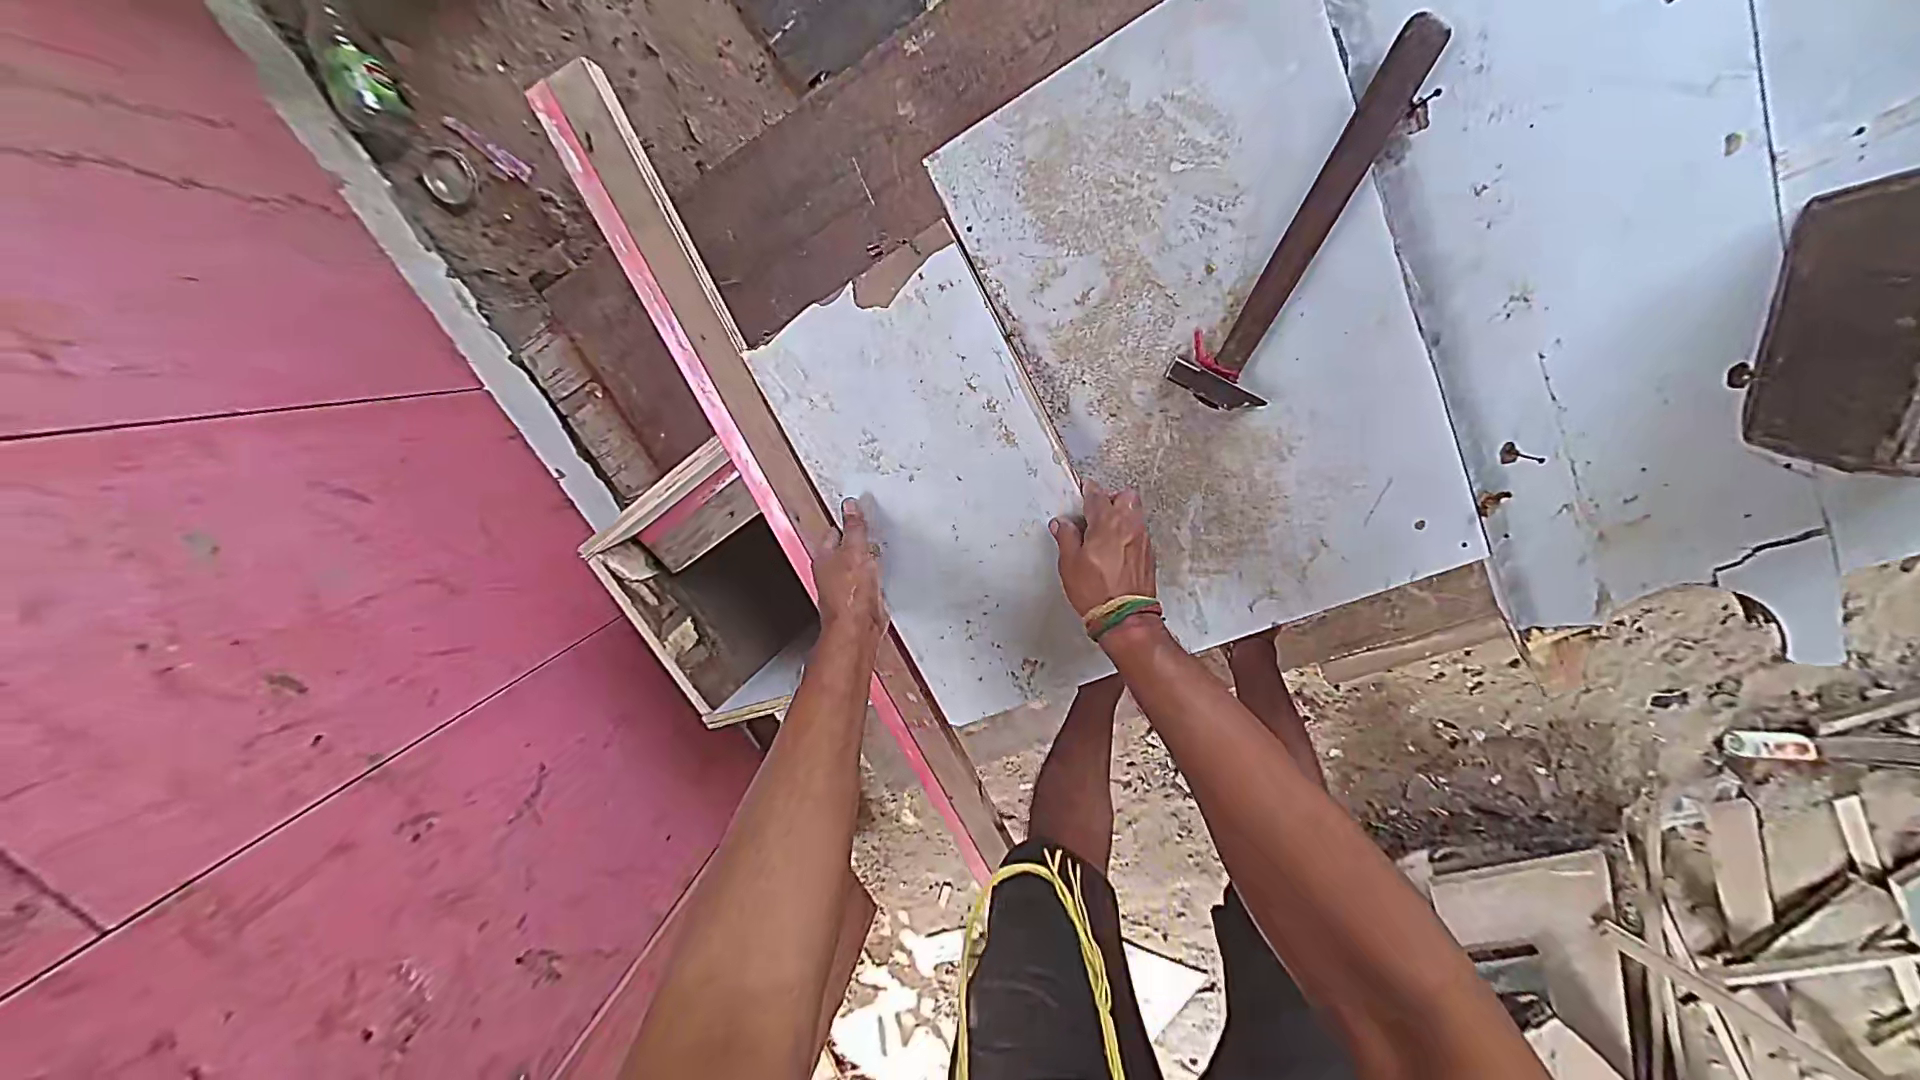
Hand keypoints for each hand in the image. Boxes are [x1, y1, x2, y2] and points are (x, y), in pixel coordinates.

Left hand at [815, 497, 886, 643]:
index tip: (857, 511)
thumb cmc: (849, 596)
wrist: (859, 628)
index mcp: (824, 557)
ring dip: (869, 557)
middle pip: (846, 548)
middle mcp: (832, 572)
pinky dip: (876, 573)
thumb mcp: (855, 551)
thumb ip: (854, 528)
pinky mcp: (862, 598)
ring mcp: (847, 586)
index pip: (834, 532)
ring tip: (879, 547)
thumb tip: (850, 507)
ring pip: (858, 563)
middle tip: (870, 528)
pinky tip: (883, 571)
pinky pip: (870, 579)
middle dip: (859, 539)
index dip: (846, 521)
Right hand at [1049, 480, 1156, 617]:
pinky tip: (1115, 547)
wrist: (1124, 617)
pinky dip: (1128, 533)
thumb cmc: (1098, 592)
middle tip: (1094, 510)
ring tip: (1104, 530)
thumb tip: (1063, 525)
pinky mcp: (1148, 554)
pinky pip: (1139, 532)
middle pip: (1125, 496)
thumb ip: (1066, 537)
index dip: (1087, 490)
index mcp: (1107, 522)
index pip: (1097, 494)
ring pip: (1135, 513)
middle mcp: (1129, 526)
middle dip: (1110, 498)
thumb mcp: (1069, 563)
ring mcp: (1142, 539)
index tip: (1082, 491)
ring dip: (1121, 514)